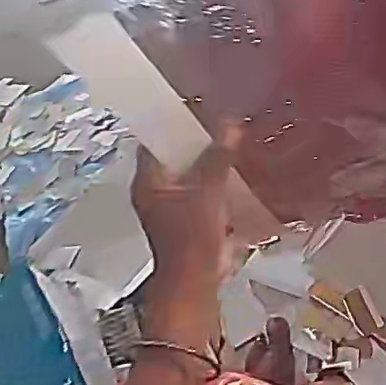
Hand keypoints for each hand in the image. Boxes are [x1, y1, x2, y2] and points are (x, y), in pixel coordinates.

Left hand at [130, 127, 237, 335]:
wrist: (196, 279)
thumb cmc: (192, 234)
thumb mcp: (207, 190)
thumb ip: (218, 156)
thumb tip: (232, 122)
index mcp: (148, 181)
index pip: (156, 140)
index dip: (174, 121)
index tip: (198, 105)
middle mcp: (156, 190)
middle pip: (175, 155)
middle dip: (197, 140)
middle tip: (221, 120)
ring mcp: (174, 204)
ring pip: (191, 172)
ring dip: (209, 159)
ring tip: (233, 140)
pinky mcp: (192, 216)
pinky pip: (204, 188)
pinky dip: (217, 178)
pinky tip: (237, 168)